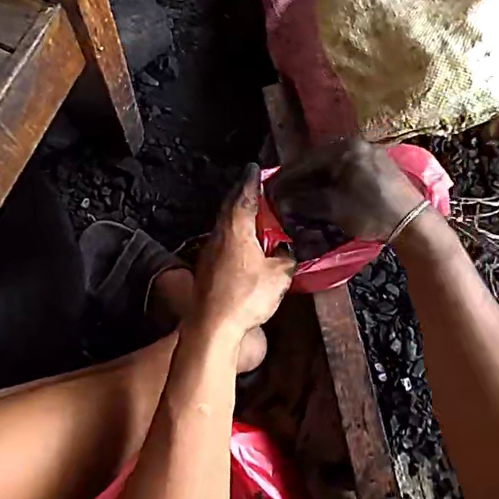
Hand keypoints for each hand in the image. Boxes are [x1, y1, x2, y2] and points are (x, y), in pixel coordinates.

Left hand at [191, 165, 295, 340]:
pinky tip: (248, 250)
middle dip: (245, 198)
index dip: (252, 181)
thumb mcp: (279, 275)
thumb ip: (287, 258)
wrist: (213, 329)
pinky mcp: (209, 272)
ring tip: (258, 220)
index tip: (255, 169)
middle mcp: (219, 237)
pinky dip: (237, 241)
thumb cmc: (243, 298)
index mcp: (236, 229)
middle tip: (258, 191)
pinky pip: (224, 247)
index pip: (244, 195)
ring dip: (241, 220)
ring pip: (226, 228)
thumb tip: (290, 253)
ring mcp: (210, 255)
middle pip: (231, 209)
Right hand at [266, 138, 424, 241]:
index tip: (270, 192)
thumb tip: (281, 200)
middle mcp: (358, 144)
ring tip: (302, 201)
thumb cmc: (372, 212)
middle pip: (319, 163)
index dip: (285, 180)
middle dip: (300, 182)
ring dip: (316, 184)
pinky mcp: (380, 167)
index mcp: (345, 148)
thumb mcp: (333, 207)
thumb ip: (303, 201)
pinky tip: (326, 198)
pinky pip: (348, 172)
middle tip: (284, 198)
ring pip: (333, 168)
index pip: (305, 162)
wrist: (414, 223)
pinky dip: (334, 184)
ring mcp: (370, 154)